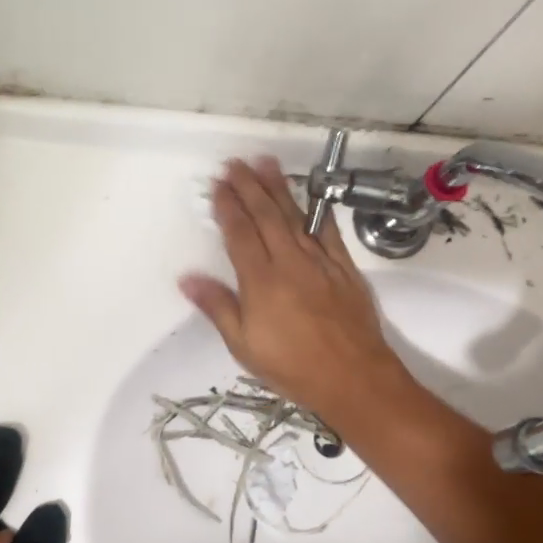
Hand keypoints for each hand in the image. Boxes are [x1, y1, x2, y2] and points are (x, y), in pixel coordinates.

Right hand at [180, 156, 413, 422]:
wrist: (354, 378)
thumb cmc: (292, 367)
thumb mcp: (244, 345)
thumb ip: (218, 307)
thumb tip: (187, 278)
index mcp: (260, 281)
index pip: (239, 233)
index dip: (227, 206)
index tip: (217, 184)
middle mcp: (289, 262)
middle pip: (266, 215)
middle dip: (249, 186)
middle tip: (236, 163)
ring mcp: (320, 262)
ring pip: (295, 216)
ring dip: (278, 188)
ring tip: (266, 163)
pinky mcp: (344, 268)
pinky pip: (327, 231)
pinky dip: (316, 211)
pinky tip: (309, 198)